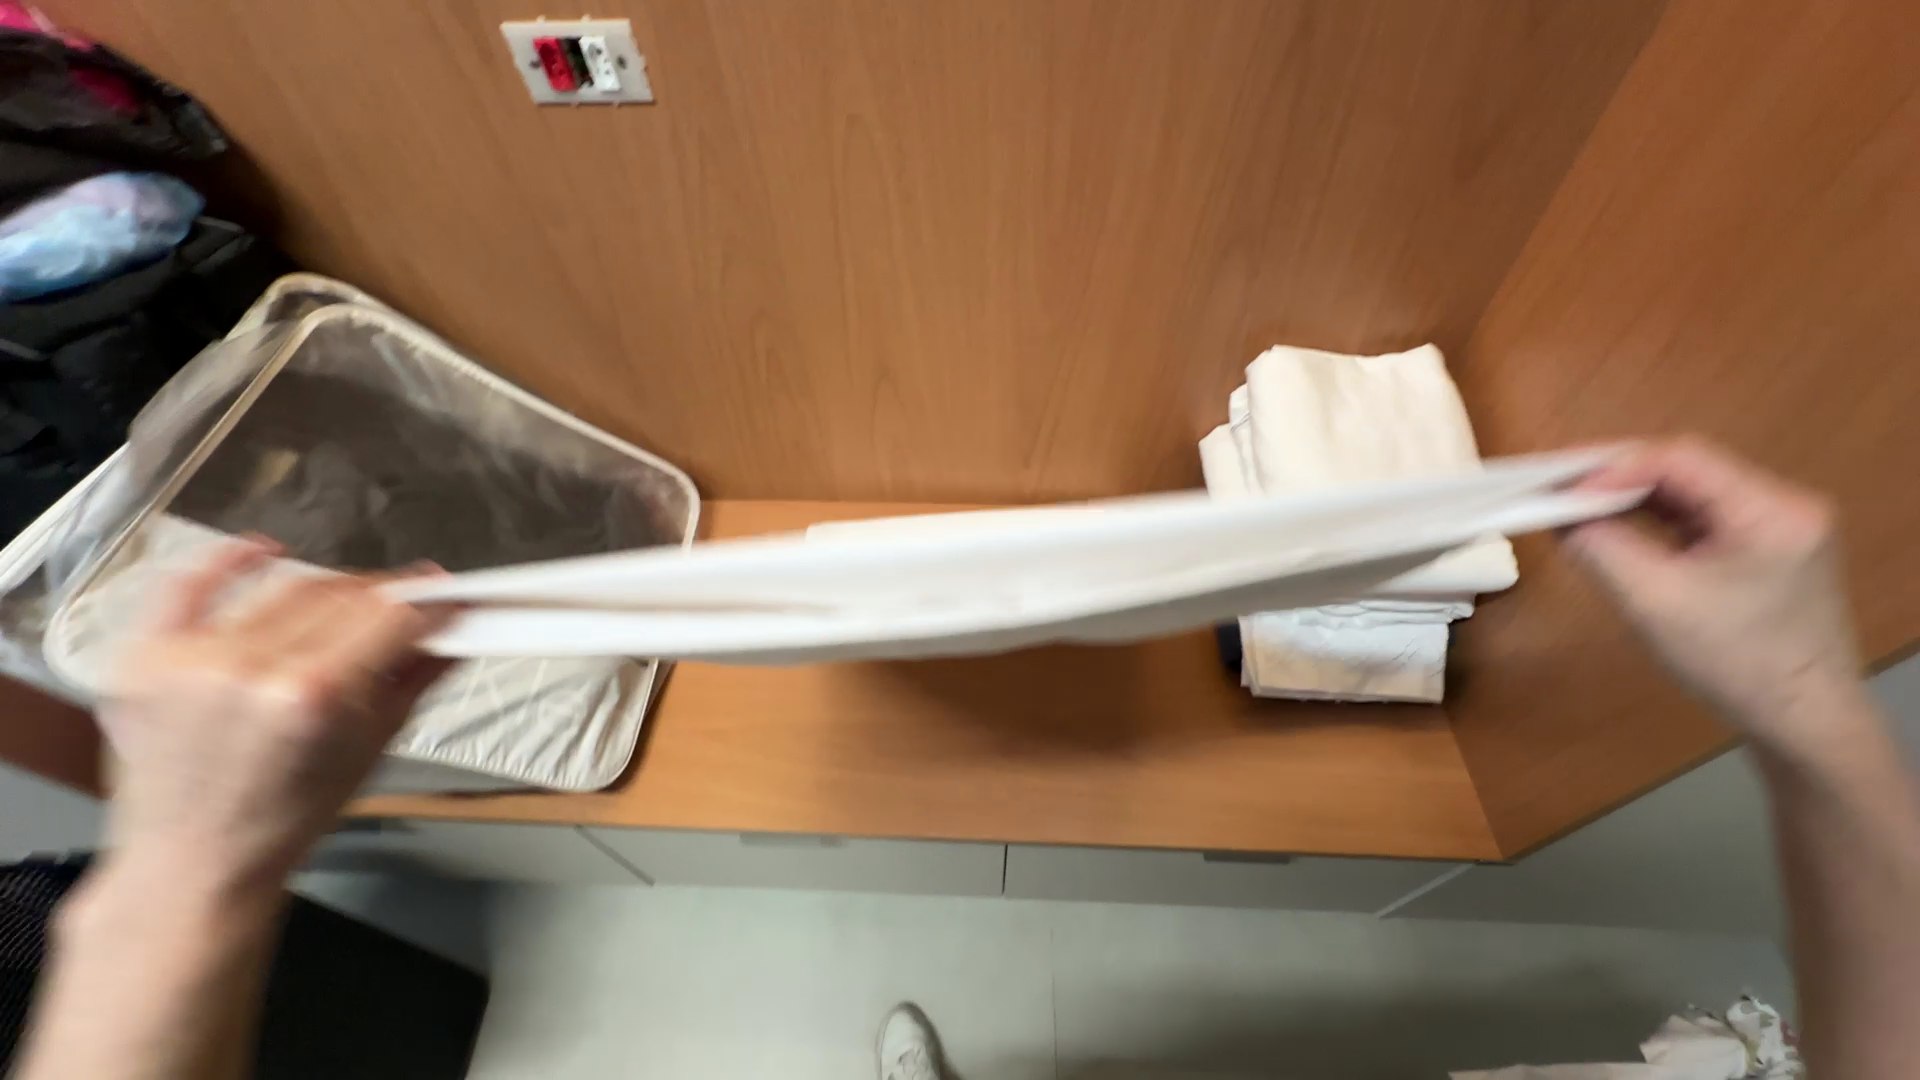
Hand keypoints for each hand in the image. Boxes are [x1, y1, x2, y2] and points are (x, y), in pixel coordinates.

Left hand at [96, 538, 456, 898]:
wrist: (194, 862)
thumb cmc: (290, 815)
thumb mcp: (377, 743)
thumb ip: (420, 675)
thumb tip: (457, 632)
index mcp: (315, 694)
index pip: (395, 618)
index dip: (435, 603)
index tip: (455, 598)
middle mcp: (251, 668)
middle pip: (348, 598)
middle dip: (395, 594)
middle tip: (420, 598)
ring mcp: (193, 660)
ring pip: (290, 592)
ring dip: (340, 588)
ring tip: (364, 598)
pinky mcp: (147, 660)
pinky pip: (188, 590)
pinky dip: (228, 563)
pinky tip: (265, 550)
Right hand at [1563, 437, 1865, 753]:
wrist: (1798, 716)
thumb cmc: (1729, 659)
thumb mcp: (1650, 599)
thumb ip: (1599, 546)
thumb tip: (1554, 513)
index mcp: (1770, 511)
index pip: (1680, 459)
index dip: (1611, 466)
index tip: (1555, 487)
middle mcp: (1780, 504)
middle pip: (1682, 467)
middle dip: (1612, 474)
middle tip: (1552, 487)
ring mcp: (1770, 524)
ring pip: (1683, 488)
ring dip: (1624, 493)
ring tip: (1569, 503)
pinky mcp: (1755, 545)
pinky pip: (1689, 513)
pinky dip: (1643, 514)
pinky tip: (1607, 523)